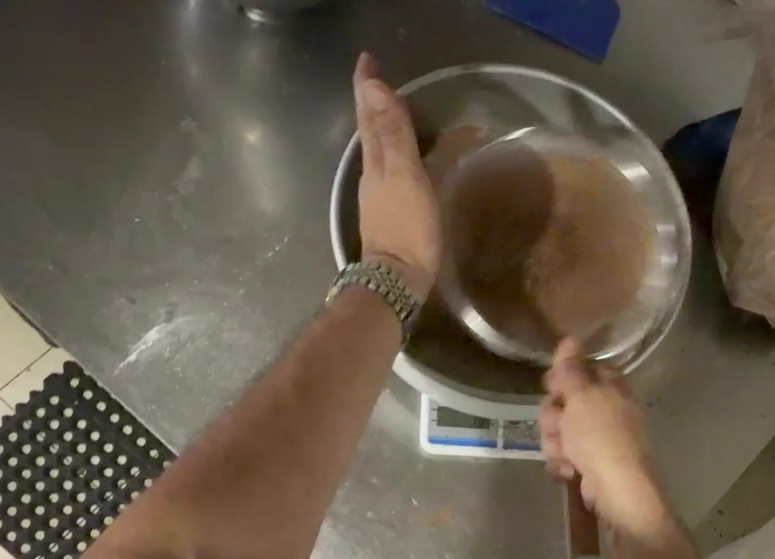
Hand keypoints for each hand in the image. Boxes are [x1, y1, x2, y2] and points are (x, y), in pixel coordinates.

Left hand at [353, 53, 438, 300]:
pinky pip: (386, 174)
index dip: (369, 89)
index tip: (367, 62)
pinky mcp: (387, 218)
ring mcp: (377, 199)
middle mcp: (372, 177)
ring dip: (379, 128)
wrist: (397, 281)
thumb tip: (373, 87)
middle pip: (369, 132)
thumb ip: (394, 134)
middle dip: (371, 104)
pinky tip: (397, 161)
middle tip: (373, 78)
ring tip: (385, 111)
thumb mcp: (404, 177)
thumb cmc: (407, 230)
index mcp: (377, 163)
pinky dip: (389, 156)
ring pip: (375, 153)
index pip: (370, 116)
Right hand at [540, 341, 671, 535]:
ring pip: (559, 430)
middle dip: (554, 416)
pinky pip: (563, 455)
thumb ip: (570, 369)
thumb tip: (569, 339)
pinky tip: (570, 471)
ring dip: (556, 443)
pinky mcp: (588, 464)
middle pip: (564, 401)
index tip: (551, 386)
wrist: (616, 489)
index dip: (562, 378)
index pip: (582, 370)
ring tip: (567, 454)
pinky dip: (563, 463)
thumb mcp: (581, 396)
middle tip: (560, 425)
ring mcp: (597, 439)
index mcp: (611, 387)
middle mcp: (606, 410)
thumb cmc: (600, 437)